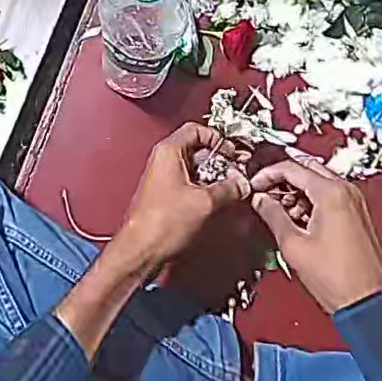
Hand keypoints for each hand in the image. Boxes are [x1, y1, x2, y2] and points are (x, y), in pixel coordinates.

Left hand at [110, 123, 252, 270]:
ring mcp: (163, 178)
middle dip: (219, 160)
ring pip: (194, 168)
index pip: (196, 129)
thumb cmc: (161, 223)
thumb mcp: (205, 202)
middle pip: (197, 149)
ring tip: (228, 188)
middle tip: (234, 171)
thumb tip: (240, 184)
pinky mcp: (165, 195)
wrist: (141, 251)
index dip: (217, 138)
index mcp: (169, 151)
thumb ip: (228, 188)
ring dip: (213, 177)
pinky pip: (188, 183)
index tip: (231, 153)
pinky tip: (215, 202)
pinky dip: (203, 189)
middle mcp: (164, 160)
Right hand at [250, 157, 381, 313]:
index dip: (267, 174)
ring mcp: (353, 201)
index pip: (291, 168)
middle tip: (265, 194)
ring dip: (296, 191)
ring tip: (279, 211)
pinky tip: (298, 220)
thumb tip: (261, 201)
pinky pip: (329, 196)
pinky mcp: (356, 213)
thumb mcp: (294, 246)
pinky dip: (311, 201)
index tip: (255, 184)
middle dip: (282, 180)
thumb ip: (273, 216)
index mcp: (331, 192)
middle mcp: (345, 190)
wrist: (369, 303)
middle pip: (306, 169)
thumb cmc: (340, 280)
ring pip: (317, 182)